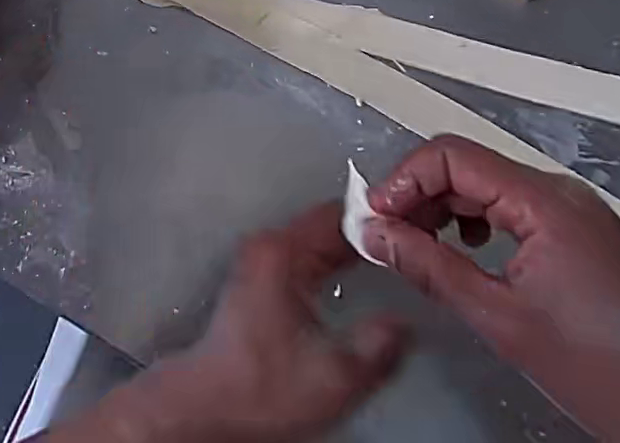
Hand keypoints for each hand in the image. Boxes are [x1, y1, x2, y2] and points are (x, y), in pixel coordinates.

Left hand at [34, 202, 409, 442]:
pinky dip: (333, 260)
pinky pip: (306, 255)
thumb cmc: (263, 387)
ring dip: (350, 247)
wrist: (209, 404)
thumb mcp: (333, 377)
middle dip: (366, 233)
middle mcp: (268, 245)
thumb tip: (407, 323)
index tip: (410, 228)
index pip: (336, 216)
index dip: (374, 219)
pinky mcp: (260, 276)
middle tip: (408, 245)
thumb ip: (378, 348)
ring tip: (392, 256)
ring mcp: (261, 258)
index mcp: (282, 252)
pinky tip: (357, 276)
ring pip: (317, 240)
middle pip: (326, 225)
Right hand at [363, 135, 619, 442]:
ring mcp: (573, 210)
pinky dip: (474, 222)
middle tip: (388, 233)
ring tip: (418, 245)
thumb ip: (429, 267)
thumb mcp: (502, 320)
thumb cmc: (613, 375)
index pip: (452, 156)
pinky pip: (510, 207)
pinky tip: (465, 252)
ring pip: (486, 186)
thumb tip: (375, 234)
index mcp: (544, 201)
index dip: (404, 179)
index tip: (377, 213)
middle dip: (419, 195)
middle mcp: (559, 193)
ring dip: (443, 209)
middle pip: (467, 166)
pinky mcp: (580, 232)